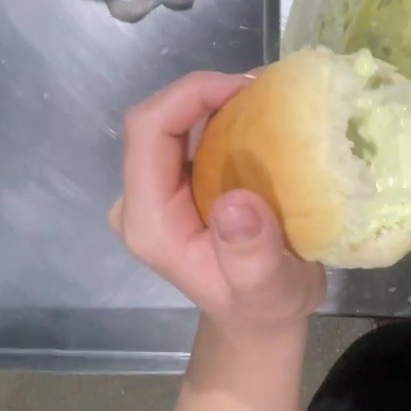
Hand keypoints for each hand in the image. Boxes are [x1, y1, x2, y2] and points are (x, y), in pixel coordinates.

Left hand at [110, 71, 326, 335]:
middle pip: (155, 122)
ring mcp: (154, 193)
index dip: (189, 95)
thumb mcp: (269, 291)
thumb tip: (237, 204)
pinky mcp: (172, 187)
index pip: (148, 132)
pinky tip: (258, 114)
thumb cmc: (263, 310)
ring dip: (214, 101)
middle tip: (266, 88)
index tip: (246, 88)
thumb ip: (251, 257)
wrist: (256, 322)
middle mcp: (141, 202)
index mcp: (151, 223)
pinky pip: (186, 136)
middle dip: (205, 92)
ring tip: (267, 95)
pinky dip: (219, 117)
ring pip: (170, 124)